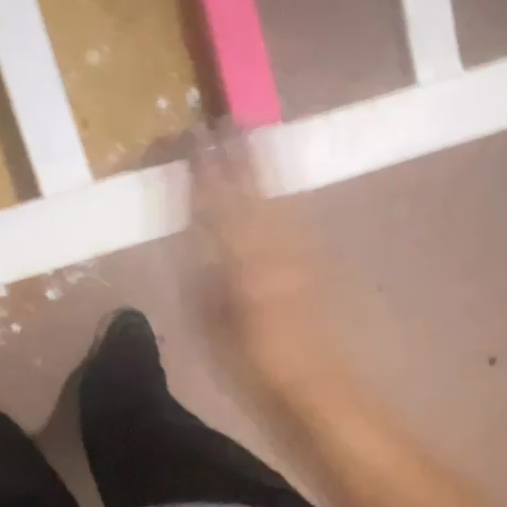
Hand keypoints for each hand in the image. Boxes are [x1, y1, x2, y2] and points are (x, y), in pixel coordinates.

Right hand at [189, 130, 329, 392]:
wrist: (312, 384)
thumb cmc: (251, 363)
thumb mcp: (211, 323)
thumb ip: (204, 274)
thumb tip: (198, 237)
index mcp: (240, 261)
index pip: (215, 204)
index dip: (203, 172)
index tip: (192, 141)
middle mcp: (271, 246)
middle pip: (251, 190)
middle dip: (236, 156)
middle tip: (223, 122)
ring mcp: (298, 250)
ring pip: (277, 195)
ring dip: (263, 163)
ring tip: (251, 132)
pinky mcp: (314, 261)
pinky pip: (294, 212)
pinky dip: (284, 188)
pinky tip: (281, 177)